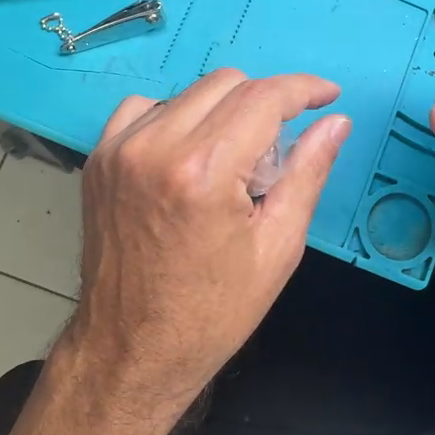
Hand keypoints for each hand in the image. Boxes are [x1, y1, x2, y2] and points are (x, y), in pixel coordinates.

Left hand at [67, 69, 351, 410]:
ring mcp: (119, 150)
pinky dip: (175, 118)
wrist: (131, 351)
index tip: (327, 96)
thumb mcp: (277, 248)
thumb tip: (337, 123)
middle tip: (274, 155)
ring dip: (222, 111)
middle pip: (227, 83)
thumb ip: (307, 173)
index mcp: (204, 171)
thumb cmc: (213, 312)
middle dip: (265, 103)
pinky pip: (144, 109)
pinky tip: (187, 157)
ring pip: (188, 93)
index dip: (304, 89)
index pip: (263, 97)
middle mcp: (155, 147)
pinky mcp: (98, 159)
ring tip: (230, 164)